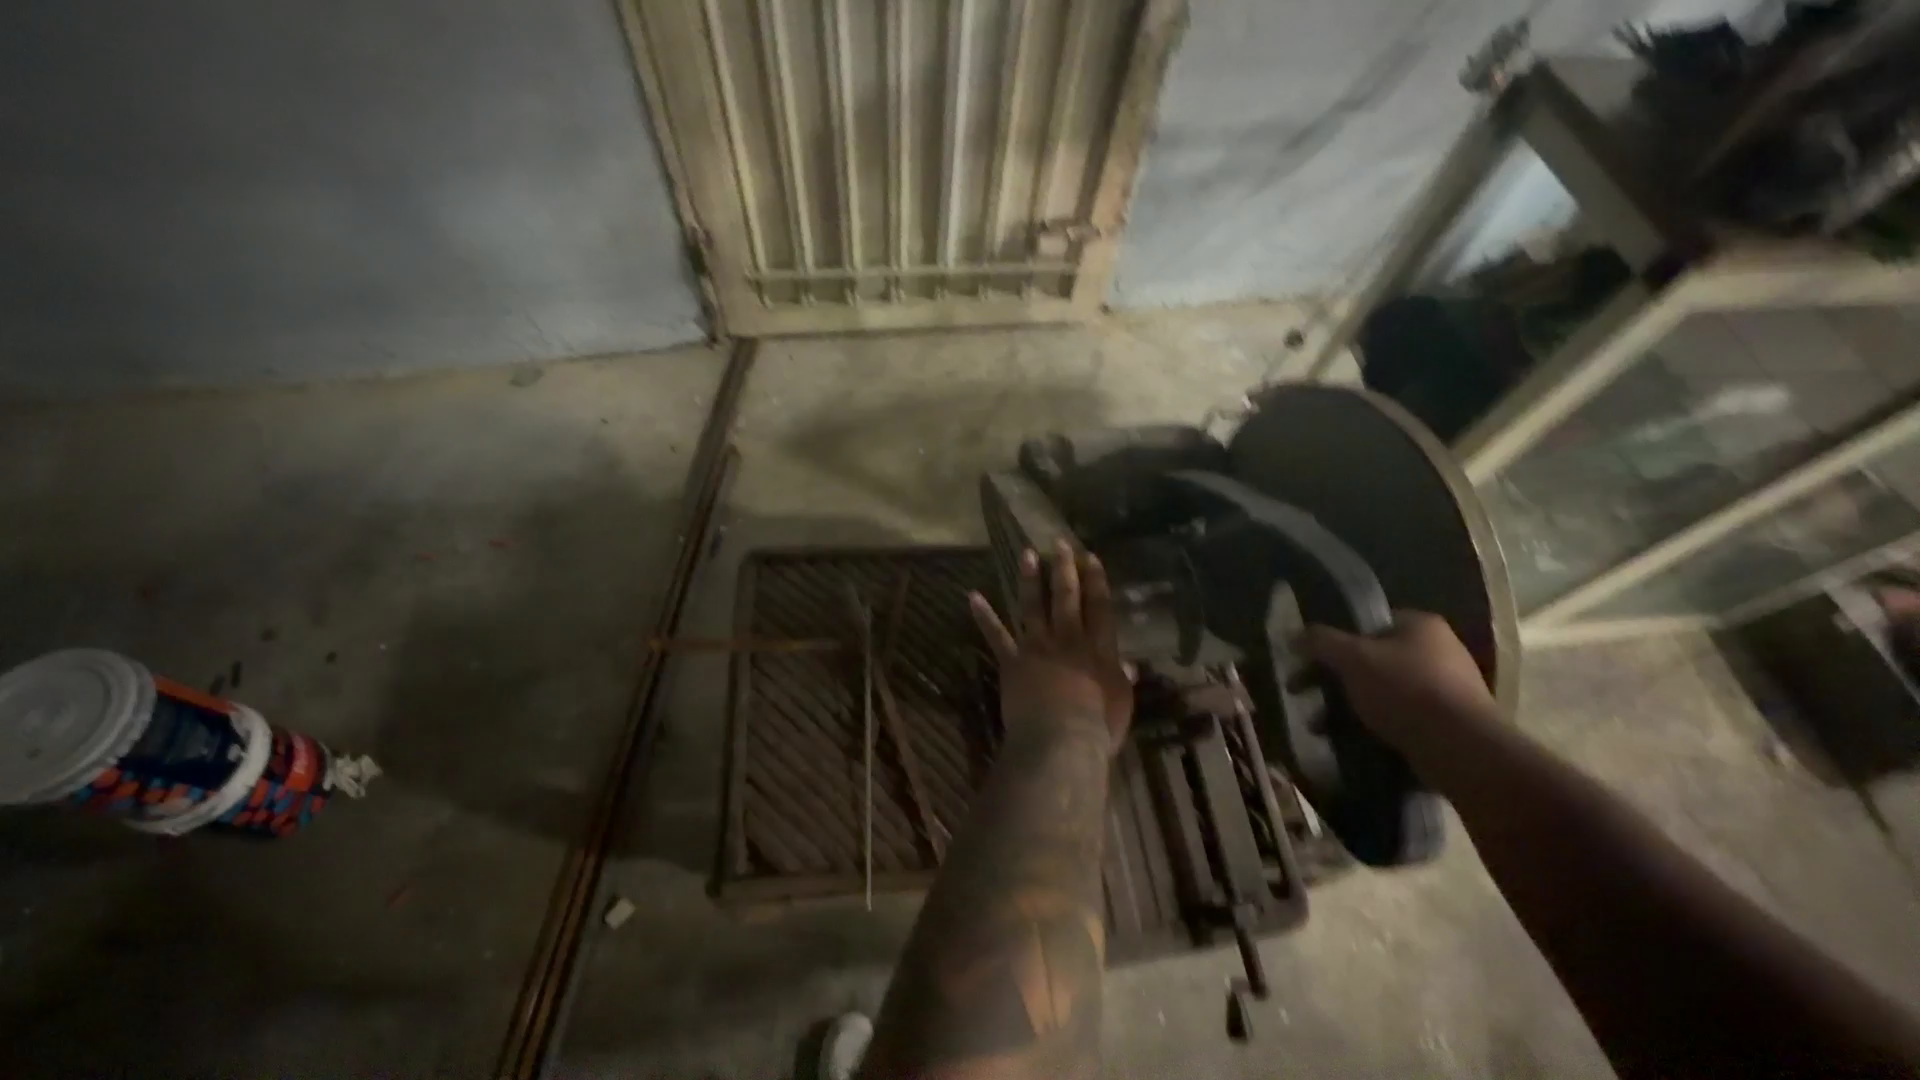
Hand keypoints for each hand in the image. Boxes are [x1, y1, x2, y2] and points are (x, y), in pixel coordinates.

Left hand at [969, 541, 1132, 754]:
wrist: (1060, 742)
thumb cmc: (1097, 728)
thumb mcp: (1121, 704)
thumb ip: (1122, 681)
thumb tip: (1129, 666)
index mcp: (1098, 650)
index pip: (1099, 608)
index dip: (1096, 581)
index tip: (1090, 557)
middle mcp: (1068, 640)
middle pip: (1066, 598)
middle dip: (1064, 568)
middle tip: (1060, 543)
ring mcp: (1037, 648)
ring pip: (1032, 607)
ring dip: (1029, 580)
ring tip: (1026, 554)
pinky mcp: (1012, 662)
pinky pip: (996, 636)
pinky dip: (984, 616)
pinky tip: (973, 597)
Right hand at [1301, 611, 1497, 757]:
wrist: (1460, 747)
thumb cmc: (1404, 690)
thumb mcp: (1352, 658)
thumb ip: (1320, 642)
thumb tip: (1293, 633)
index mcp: (1420, 625)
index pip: (1367, 624)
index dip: (1334, 641)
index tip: (1308, 662)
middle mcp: (1439, 650)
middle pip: (1372, 659)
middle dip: (1334, 680)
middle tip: (1303, 694)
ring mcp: (1447, 688)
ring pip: (1382, 691)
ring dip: (1347, 707)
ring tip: (1319, 727)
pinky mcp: (1449, 722)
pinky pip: (1400, 717)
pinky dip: (1373, 726)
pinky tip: (1352, 741)